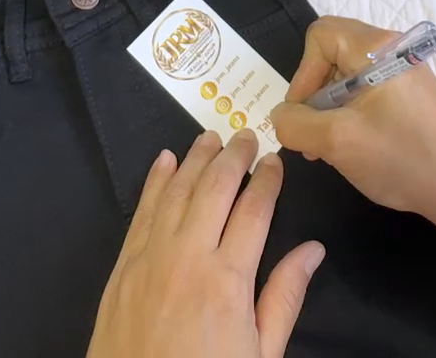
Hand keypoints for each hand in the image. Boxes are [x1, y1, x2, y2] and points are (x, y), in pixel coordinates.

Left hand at [87, 130, 325, 357]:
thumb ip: (284, 298)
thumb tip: (313, 250)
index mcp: (229, 280)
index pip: (254, 210)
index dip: (267, 179)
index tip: (275, 159)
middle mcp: (189, 257)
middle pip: (215, 188)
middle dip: (234, 157)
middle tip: (246, 136)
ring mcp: (150, 259)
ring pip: (177, 191)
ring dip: (195, 159)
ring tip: (210, 138)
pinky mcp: (122, 268)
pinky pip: (141, 212)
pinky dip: (155, 181)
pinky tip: (164, 161)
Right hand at [270, 16, 435, 224]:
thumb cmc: (402, 158)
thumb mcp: (337, 142)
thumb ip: (296, 124)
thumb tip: (280, 116)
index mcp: (376, 47)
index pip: (319, 35)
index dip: (302, 73)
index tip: (302, 114)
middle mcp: (391, 48)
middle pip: (332, 52)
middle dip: (314, 93)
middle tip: (311, 136)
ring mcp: (405, 70)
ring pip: (348, 74)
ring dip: (330, 107)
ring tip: (329, 148)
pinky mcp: (412, 93)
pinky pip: (367, 89)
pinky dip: (351, 112)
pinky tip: (354, 147)